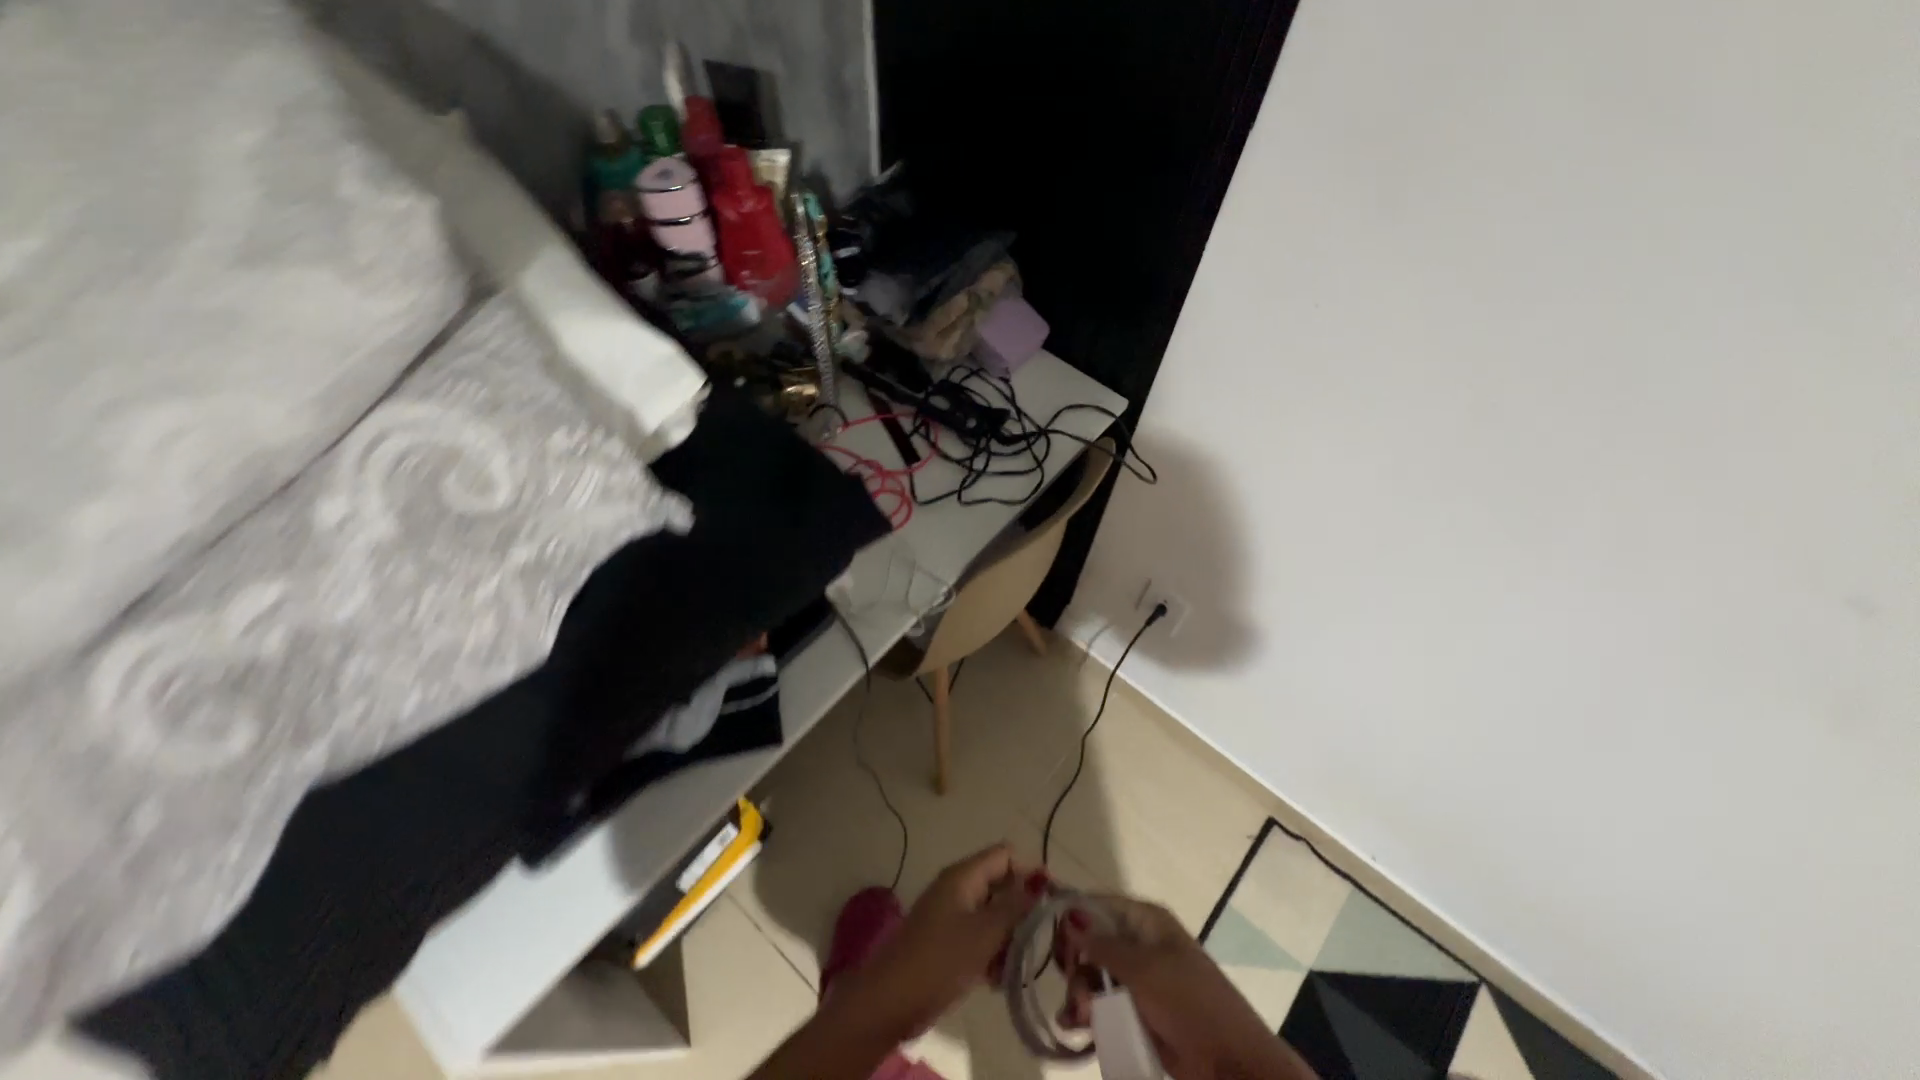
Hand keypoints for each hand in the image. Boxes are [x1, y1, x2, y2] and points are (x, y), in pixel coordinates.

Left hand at [829, 844, 1046, 1041]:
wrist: (890, 1002)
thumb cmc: (939, 960)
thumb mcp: (985, 932)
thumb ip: (1016, 905)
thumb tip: (1041, 880)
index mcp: (963, 876)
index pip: (1006, 856)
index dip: (1031, 873)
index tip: (1052, 904)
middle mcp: (958, 889)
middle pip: (1002, 886)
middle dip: (1023, 911)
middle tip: (1043, 941)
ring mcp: (951, 917)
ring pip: (993, 916)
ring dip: (1010, 938)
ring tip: (1020, 965)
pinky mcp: (947, 944)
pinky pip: (980, 939)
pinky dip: (992, 954)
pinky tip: (999, 980)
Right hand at [1059, 896, 1319, 1079]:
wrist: (1230, 1061)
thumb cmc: (1189, 1002)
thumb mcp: (1144, 969)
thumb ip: (1102, 944)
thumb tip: (1068, 914)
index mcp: (1145, 921)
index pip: (1096, 906)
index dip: (1071, 920)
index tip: (1057, 947)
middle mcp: (1138, 943)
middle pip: (1087, 942)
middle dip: (1074, 966)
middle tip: (1074, 988)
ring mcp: (1136, 979)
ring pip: (1089, 977)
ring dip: (1078, 996)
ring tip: (1080, 1018)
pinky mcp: (1134, 1011)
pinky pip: (1100, 1005)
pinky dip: (1086, 1015)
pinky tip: (1077, 1029)